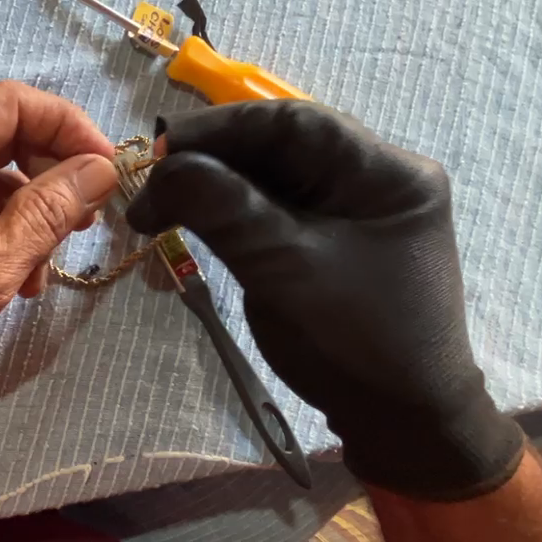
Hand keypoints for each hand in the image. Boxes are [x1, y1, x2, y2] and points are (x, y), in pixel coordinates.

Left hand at [0, 81, 116, 403]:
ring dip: (28, 216)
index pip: (13, 103)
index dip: (68, 126)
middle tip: (86, 219)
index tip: (106, 168)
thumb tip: (100, 168)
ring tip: (45, 269)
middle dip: (51, 176)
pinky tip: (17, 279)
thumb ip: (50, 211)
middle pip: (3, 137)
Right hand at [125, 100, 521, 500]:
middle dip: (207, 160)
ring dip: (204, 187)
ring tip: (153, 207)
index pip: (295, 123)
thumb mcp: (285, 268)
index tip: (158, 154)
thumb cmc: (355, 341)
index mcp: (386, 172)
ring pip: (261, 177)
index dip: (221, 129)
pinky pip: (259, 208)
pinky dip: (215, 212)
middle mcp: (367, 177)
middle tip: (146, 184)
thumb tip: (159, 168)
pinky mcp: (315, 236)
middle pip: (275, 146)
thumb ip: (225, 210)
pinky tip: (181, 219)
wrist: (395, 418)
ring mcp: (341, 208)